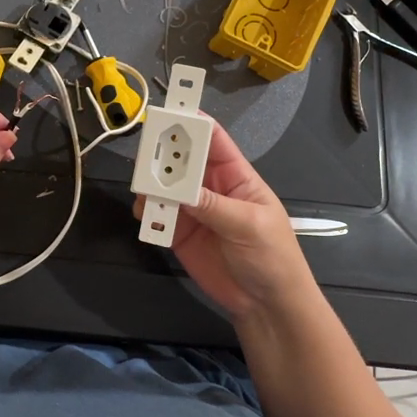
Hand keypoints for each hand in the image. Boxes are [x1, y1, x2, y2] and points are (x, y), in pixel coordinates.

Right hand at [137, 119, 317, 319]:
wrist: (266, 305)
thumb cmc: (273, 258)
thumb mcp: (250, 226)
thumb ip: (215, 206)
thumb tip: (181, 189)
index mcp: (235, 176)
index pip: (212, 140)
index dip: (192, 123)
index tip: (169, 111)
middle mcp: (210, 187)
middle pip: (181, 160)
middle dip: (163, 153)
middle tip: (145, 154)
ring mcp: (193, 210)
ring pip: (164, 186)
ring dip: (151, 184)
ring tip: (143, 190)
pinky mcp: (178, 233)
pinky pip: (156, 215)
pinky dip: (146, 211)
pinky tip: (144, 214)